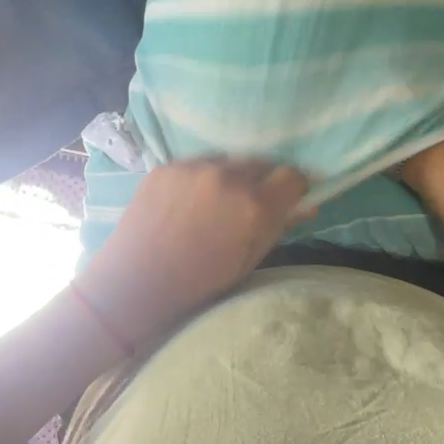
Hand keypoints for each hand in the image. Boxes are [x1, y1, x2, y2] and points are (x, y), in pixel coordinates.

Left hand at [76, 157, 308, 343]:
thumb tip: (307, 206)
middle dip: (261, 183)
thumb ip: (279, 227)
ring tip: (213, 205)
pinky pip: (196, 164)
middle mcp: (228, 177)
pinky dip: (199, 179)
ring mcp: (194, 167)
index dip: (292, 189)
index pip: (292, 176)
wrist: (136, 282)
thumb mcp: (248, 260)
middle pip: (261, 164)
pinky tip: (186, 203)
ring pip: (227, 161)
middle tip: (246, 207)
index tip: (286, 201)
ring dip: (230, 177)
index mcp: (255, 206)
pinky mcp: (167, 165)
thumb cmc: (200, 281)